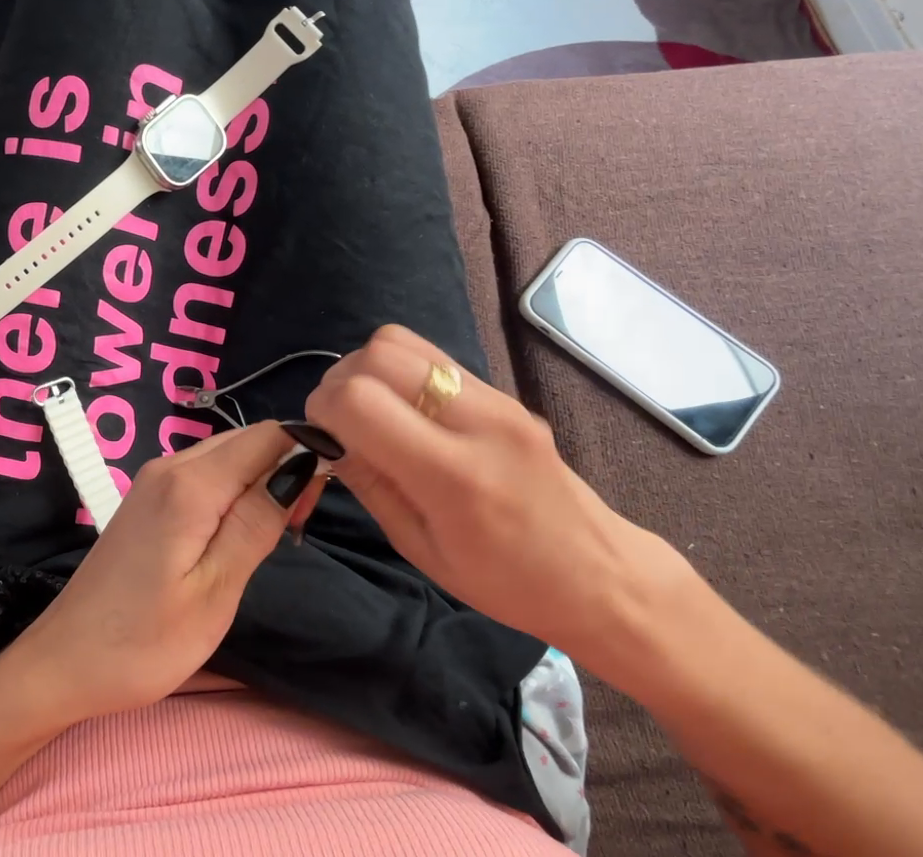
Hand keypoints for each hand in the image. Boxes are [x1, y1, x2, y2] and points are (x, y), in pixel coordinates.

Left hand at [5, 423, 310, 725]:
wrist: (66, 661)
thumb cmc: (145, 641)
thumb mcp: (216, 589)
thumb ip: (258, 521)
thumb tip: (303, 462)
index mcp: (190, 483)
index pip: (268, 435)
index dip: (305, 456)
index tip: (315, 508)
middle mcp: (168, 466)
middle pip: (246, 441)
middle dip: (284, 472)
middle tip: (293, 533)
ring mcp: (152, 482)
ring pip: (225, 458)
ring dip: (258, 485)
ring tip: (266, 542)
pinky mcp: (146, 502)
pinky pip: (202, 478)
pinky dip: (230, 495)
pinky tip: (231, 538)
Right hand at [303, 324, 695, 665]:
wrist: (599, 575)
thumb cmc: (504, 581)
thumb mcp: (418, 546)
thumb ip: (367, 480)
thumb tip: (323, 437)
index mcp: (453, 475)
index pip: (360, 399)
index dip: (323, 408)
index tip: (323, 437)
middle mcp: (478, 421)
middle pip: (380, 353)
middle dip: (341, 381)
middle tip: (342, 422)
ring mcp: (496, 399)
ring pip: (402, 342)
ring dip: (368, 370)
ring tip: (371, 414)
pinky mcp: (503, 392)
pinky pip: (431, 357)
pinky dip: (398, 374)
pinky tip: (405, 414)